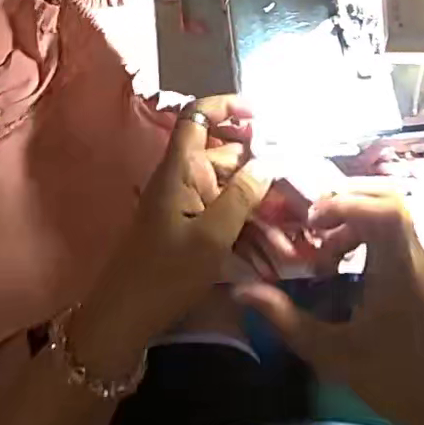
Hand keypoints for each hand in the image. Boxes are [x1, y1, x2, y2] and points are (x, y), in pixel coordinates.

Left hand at [73, 95, 269, 373]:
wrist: (125, 318)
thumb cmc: (165, 274)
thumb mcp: (211, 236)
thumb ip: (242, 196)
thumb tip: (268, 162)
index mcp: (180, 169)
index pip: (196, 117)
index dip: (225, 106)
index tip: (258, 115)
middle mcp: (183, 178)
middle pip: (226, 157)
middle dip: (261, 171)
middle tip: (297, 190)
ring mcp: (187, 202)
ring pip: (230, 189)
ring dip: (259, 205)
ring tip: (292, 228)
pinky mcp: (191, 225)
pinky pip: (225, 213)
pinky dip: (247, 225)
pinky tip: (273, 249)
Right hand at [234, 182, 423, 424]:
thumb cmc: (392, 381)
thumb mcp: (332, 355)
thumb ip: (287, 319)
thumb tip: (242, 290)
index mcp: (401, 277)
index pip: (385, 213)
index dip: (345, 203)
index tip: (312, 221)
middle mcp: (420, 259)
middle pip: (389, 199)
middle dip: (345, 201)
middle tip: (313, 226)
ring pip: (392, 211)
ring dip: (353, 218)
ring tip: (326, 253)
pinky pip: (396, 230)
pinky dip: (365, 230)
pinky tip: (344, 262)